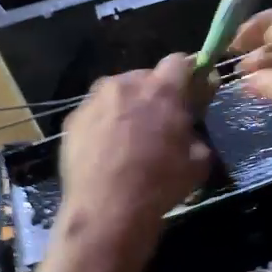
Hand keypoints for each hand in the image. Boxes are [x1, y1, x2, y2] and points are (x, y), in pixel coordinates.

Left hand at [58, 55, 210, 233]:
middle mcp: (126, 84)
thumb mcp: (198, 162)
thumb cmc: (159, 184)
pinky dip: (104, 124)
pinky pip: (96, 112)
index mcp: (162, 90)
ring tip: (129, 139)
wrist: (106, 210)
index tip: (190, 94)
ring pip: (117, 92)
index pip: (180, 61)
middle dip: (155, 94)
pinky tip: (106, 151)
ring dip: (127, 106)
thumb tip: (190, 129)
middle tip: (160, 124)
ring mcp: (94, 100)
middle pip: (146, 76)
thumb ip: (196, 134)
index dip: (188, 75)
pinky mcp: (73, 119)